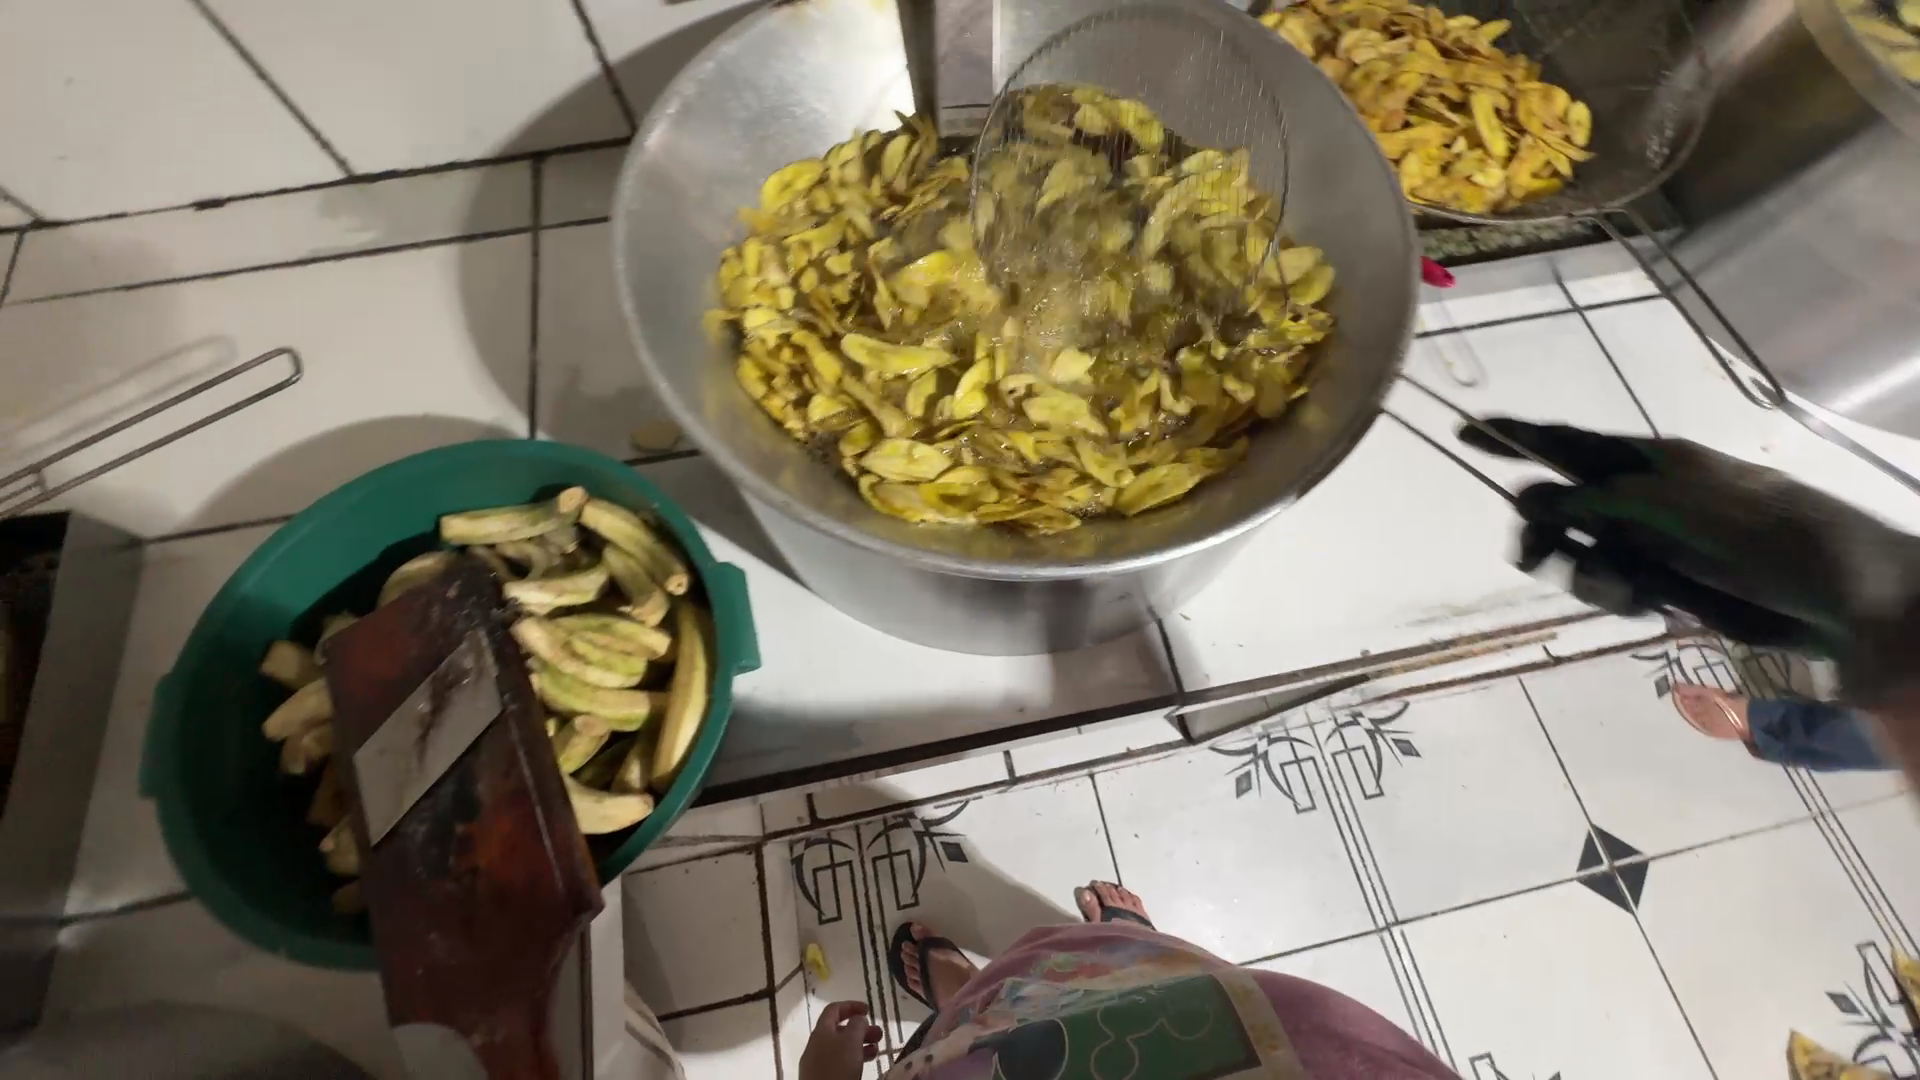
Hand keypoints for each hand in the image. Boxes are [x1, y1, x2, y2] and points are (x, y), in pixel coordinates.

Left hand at [799, 1001, 881, 1079]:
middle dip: (860, 1029)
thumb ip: (857, 1025)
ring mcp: (816, 1064)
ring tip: (876, 1051)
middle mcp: (816, 1045)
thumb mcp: (851, 1041)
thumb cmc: (837, 1067)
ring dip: (859, 1046)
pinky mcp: (821, 1079)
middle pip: (839, 1030)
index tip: (868, 1010)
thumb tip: (858, 1019)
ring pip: (840, 1048)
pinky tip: (863, 1066)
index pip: (834, 1009)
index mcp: (821, 1031)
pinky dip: (852, 1060)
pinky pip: (838, 1064)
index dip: (851, 1006)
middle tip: (878, 1034)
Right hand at [1461, 419, 1919, 705]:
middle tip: (1531, 556)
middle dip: (1542, 531)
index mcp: (1649, 464)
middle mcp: (1640, 497)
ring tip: (1625, 592)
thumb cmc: (1769, 535)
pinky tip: (1645, 603)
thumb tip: (1520, 494)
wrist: (1854, 598)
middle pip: (1557, 505)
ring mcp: (1648, 538)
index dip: (1513, 436)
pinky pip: (1604, 582)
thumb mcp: (1672, 508)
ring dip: (1584, 572)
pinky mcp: (1659, 577)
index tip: (1466, 431)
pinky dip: (1613, 594)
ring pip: (1575, 549)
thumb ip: (1591, 500)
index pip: (1565, 443)